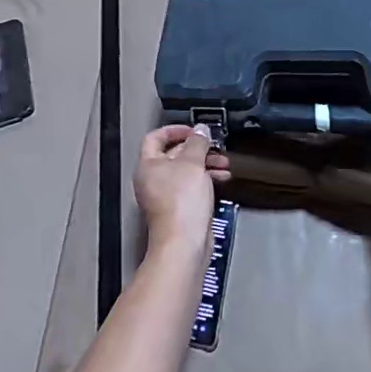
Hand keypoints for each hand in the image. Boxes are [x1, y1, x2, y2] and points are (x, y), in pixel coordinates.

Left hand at [135, 125, 230, 253]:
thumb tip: (201, 130)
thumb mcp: (193, 163)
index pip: (156, 137)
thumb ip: (198, 142)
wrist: (185, 242)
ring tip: (222, 162)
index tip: (193, 129)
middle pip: (173, 154)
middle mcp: (153, 179)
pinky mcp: (178, 208)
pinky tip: (220, 178)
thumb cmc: (180, 204)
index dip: (175, 130)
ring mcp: (165, 195)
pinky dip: (205, 180)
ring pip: (185, 171)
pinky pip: (191, 187)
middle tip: (212, 145)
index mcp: (148, 165)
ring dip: (205, 164)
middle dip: (196, 148)